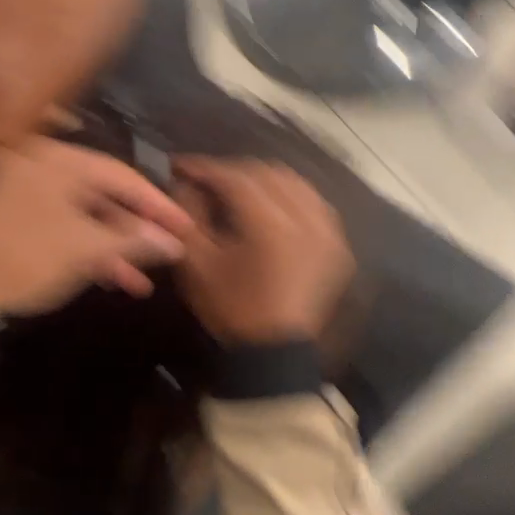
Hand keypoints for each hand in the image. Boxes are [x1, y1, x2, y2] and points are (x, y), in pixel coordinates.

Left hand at [0, 139, 193, 316]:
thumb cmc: (23, 259)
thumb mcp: (83, 249)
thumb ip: (132, 239)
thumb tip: (173, 241)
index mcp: (51, 160)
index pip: (118, 173)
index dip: (155, 203)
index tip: (187, 227)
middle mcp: (34, 166)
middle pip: (98, 194)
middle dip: (133, 231)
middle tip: (168, 256)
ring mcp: (19, 192)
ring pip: (79, 215)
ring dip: (110, 247)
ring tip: (141, 282)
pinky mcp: (9, 218)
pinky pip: (56, 225)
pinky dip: (81, 248)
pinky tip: (111, 278)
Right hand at [172, 158, 353, 344]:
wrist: (273, 349)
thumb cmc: (228, 307)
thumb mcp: (195, 264)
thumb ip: (188, 217)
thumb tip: (183, 184)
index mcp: (269, 226)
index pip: (236, 178)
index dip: (205, 167)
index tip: (179, 164)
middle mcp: (307, 220)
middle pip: (269, 173)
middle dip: (233, 169)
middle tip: (205, 176)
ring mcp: (327, 231)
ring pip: (296, 184)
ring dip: (262, 178)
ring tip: (234, 187)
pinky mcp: (336, 244)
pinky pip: (314, 203)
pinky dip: (288, 195)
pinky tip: (268, 205)